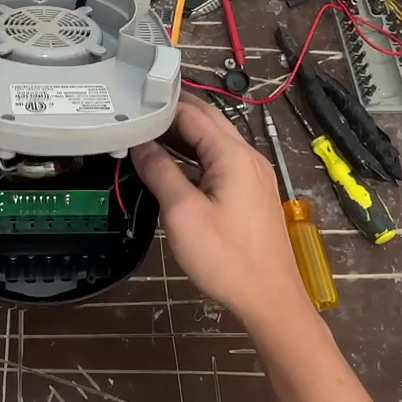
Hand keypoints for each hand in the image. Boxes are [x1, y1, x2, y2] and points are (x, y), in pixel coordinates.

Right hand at [131, 101, 314, 330]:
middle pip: (208, 119)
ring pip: (215, 139)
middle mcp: (247, 156)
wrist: (270, 299)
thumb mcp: (183, 213)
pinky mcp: (253, 191)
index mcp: (232, 154)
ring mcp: (254, 174)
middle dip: (173, 111)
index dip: (161, 105)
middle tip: (137, 110)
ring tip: (148, 132)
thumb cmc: (226, 257)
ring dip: (184, 133)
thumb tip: (139, 144)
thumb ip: (160, 171)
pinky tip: (175, 162)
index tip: (131, 102)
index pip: (193, 113)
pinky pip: (222, 159)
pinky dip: (196, 153)